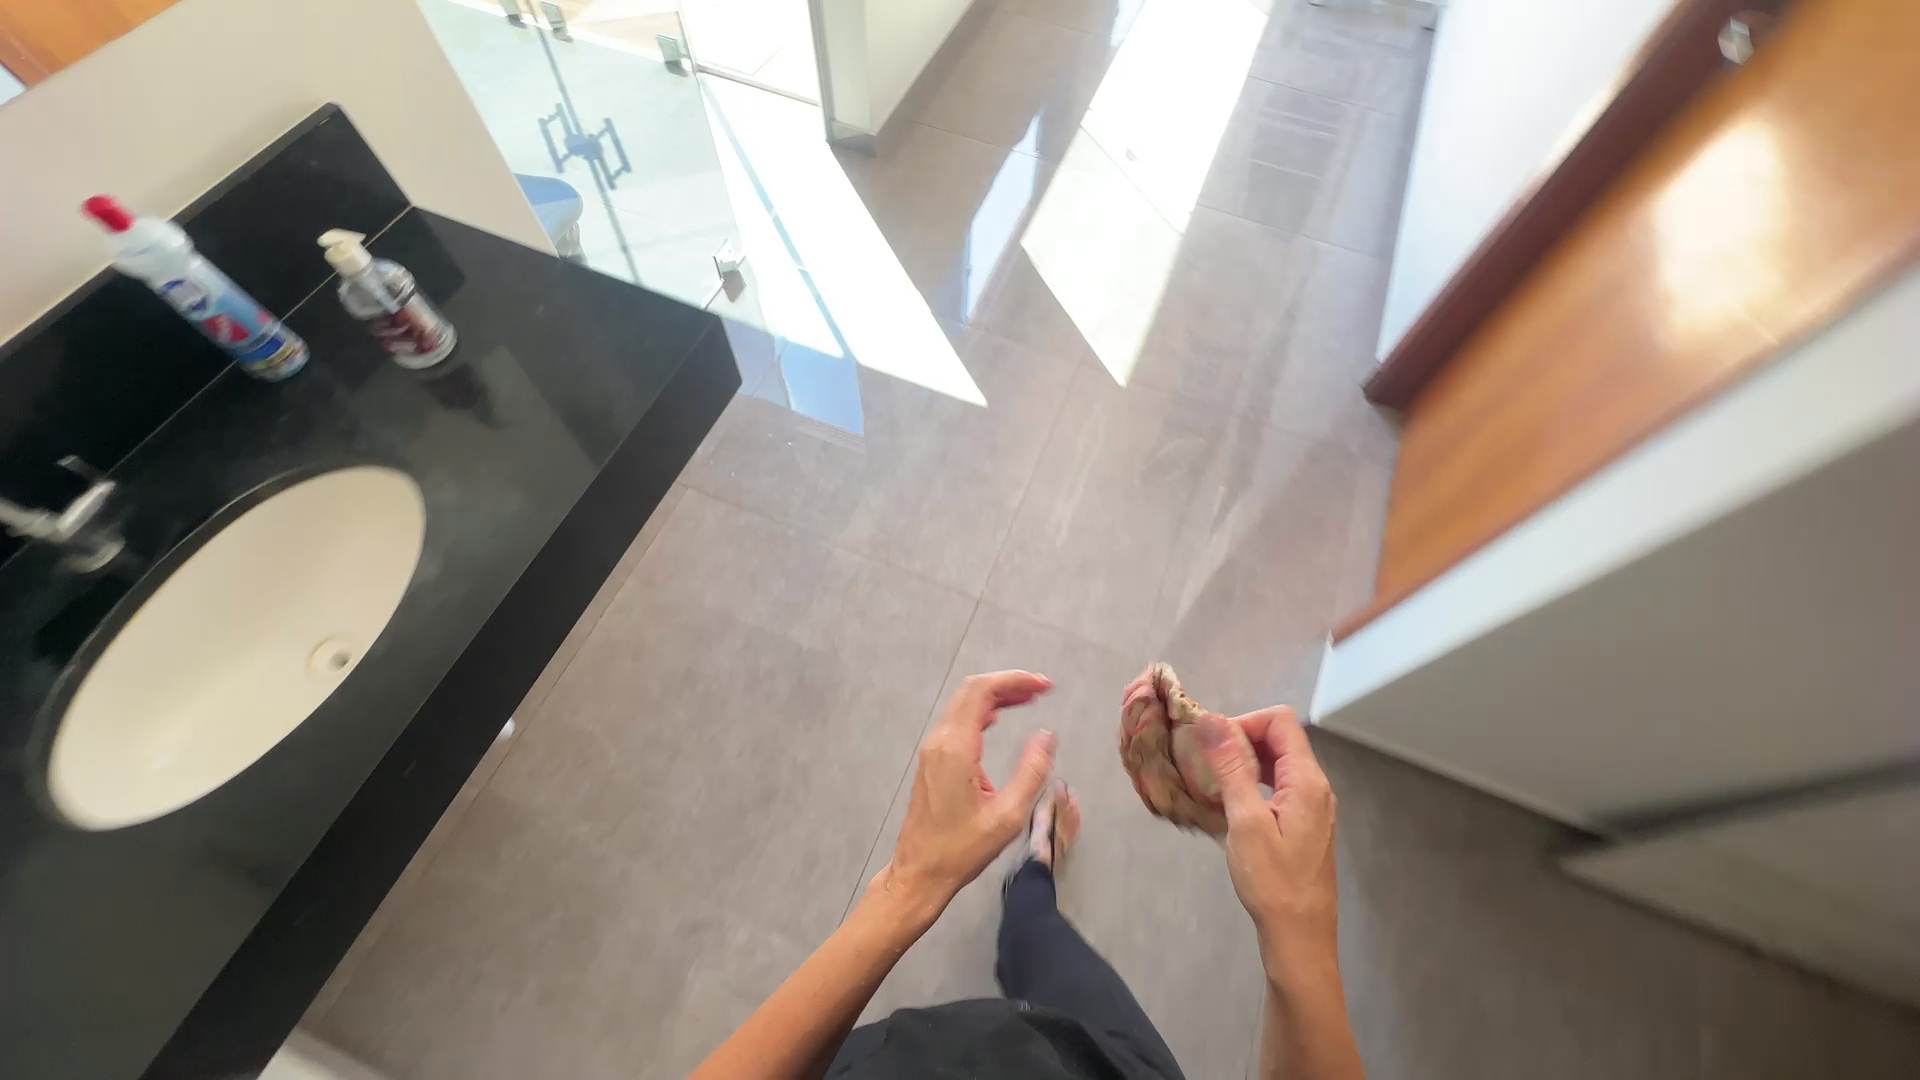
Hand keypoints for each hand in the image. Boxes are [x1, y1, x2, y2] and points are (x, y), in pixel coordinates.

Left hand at [873, 671, 1057, 929]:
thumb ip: (1031, 772)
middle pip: (971, 690)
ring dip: (995, 695)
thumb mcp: (1007, 816)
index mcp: (956, 748)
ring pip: (963, 703)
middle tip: (1041, 689)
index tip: (1045, 685)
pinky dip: (981, 711)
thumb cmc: (962, 849)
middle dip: (1007, 683)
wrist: (919, 873)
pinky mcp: (931, 759)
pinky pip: (957, 720)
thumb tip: (1047, 735)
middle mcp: (940, 740)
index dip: (1015, 680)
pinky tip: (999, 718)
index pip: (982, 691)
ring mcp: (932, 748)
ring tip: (1028, 699)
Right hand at [1200, 706, 1338, 976]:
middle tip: (1209, 762)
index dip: (1246, 721)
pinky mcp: (1305, 822)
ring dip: (1246, 760)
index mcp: (1307, 781)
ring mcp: (1313, 805)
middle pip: (1281, 737)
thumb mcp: (1245, 821)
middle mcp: (1316, 786)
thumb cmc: (1272, 881)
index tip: (1216, 745)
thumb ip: (1232, 768)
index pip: (1281, 720)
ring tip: (1216, 779)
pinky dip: (1254, 780)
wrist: (1299, 937)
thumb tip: (1214, 722)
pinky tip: (1232, 801)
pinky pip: (1279, 784)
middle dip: (1242, 739)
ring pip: (1279, 761)